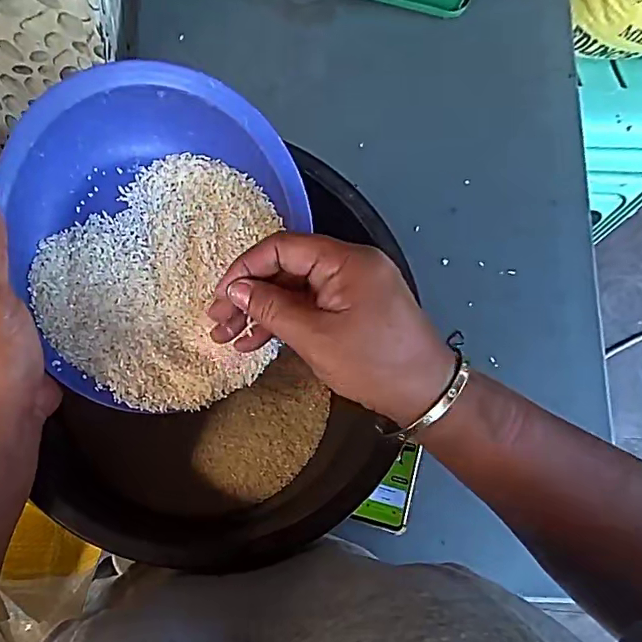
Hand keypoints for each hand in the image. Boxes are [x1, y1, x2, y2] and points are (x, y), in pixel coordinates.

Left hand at [0, 190, 60, 429]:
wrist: (13, 410)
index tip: (14, 175)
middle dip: (13, 221)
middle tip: (47, 194)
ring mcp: (6, 314)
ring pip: (19, 273)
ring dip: (35, 250)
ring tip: (66, 223)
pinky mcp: (31, 331)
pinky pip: (41, 296)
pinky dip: (53, 279)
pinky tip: (76, 270)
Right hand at [208, 232, 453, 426]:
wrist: (424, 394)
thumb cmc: (376, 365)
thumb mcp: (315, 337)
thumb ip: (271, 308)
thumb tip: (236, 289)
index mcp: (346, 261)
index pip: (282, 248)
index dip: (244, 269)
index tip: (220, 295)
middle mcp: (348, 265)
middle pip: (284, 269)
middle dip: (247, 295)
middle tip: (217, 320)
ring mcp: (350, 287)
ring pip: (291, 290)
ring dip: (258, 312)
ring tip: (228, 337)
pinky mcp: (349, 307)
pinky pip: (307, 306)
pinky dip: (281, 321)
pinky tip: (255, 342)